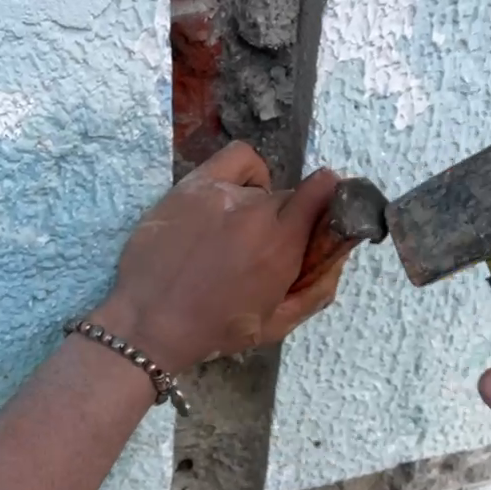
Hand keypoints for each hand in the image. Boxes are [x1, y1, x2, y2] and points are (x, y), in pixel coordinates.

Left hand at [97, 142, 347, 372]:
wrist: (150, 323)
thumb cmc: (214, 331)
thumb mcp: (276, 326)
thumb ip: (316, 291)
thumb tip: (340, 256)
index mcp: (282, 247)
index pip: (326, 192)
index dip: (330, 202)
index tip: (322, 220)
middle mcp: (258, 212)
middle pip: (292, 199)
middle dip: (288, 222)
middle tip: (265, 250)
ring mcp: (224, 193)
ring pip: (263, 188)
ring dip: (260, 207)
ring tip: (235, 235)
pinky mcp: (195, 184)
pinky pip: (239, 159)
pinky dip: (246, 173)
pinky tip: (233, 198)